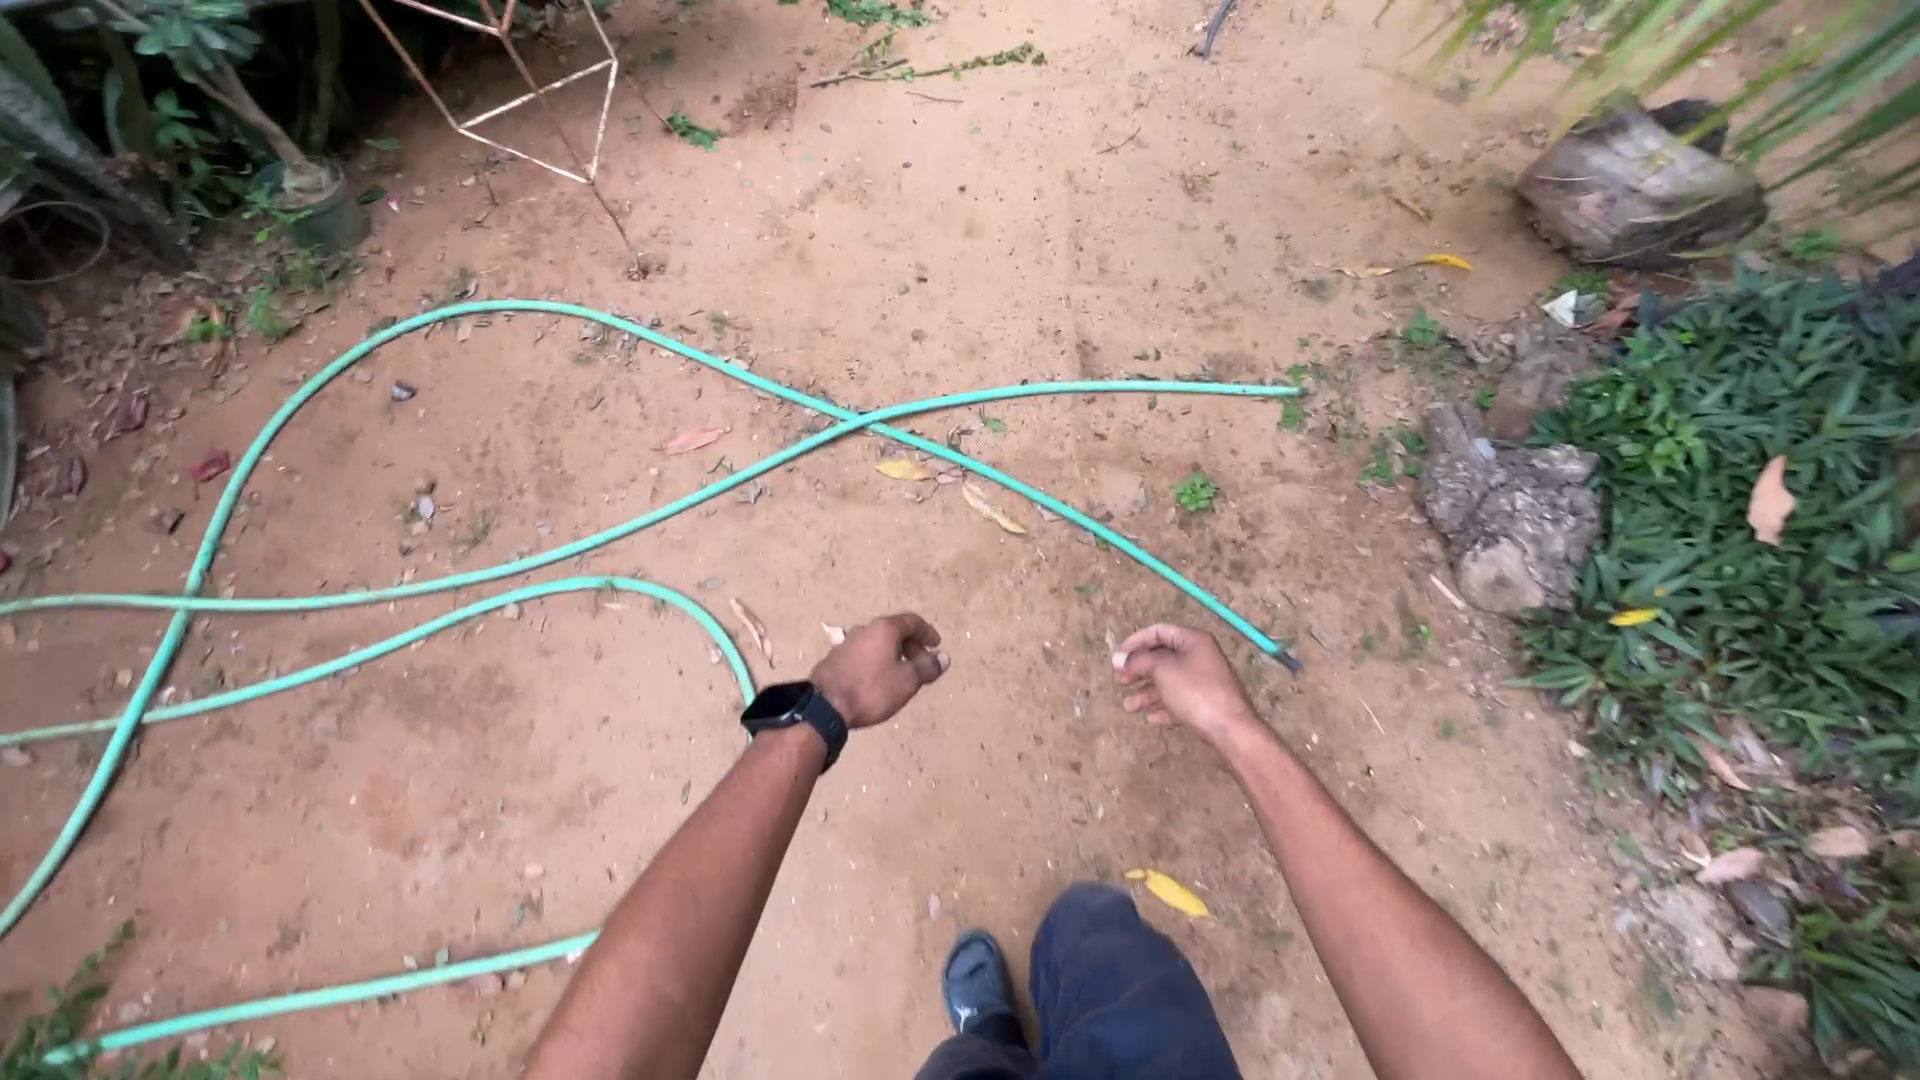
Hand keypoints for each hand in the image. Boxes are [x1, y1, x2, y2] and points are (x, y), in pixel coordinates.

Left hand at [811, 613, 949, 728]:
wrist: (825, 706)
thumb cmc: (872, 690)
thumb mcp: (907, 681)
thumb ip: (927, 667)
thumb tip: (944, 657)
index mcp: (884, 629)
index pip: (912, 622)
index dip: (927, 632)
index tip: (936, 645)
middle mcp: (864, 629)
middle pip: (893, 631)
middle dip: (910, 645)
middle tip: (921, 662)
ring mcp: (846, 643)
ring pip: (876, 643)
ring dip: (892, 653)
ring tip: (900, 673)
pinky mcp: (834, 659)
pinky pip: (862, 654)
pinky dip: (875, 661)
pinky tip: (876, 679)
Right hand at [1112, 624, 1261, 746]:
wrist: (1231, 731)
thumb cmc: (1196, 693)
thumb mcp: (1163, 670)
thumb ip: (1139, 661)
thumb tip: (1118, 658)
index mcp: (1193, 641)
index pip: (1158, 632)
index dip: (1135, 642)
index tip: (1117, 658)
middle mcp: (1200, 657)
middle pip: (1162, 657)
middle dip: (1139, 669)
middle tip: (1120, 680)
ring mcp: (1203, 682)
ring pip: (1168, 681)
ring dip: (1146, 692)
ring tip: (1128, 706)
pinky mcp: (1205, 704)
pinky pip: (1178, 700)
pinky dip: (1163, 706)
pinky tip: (1151, 718)